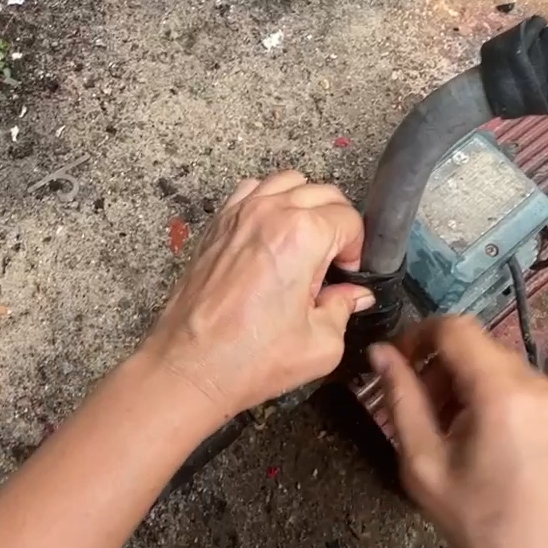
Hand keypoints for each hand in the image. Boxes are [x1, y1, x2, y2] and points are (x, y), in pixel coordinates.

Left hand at [139, 171, 372, 424]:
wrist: (191, 365)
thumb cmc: (250, 357)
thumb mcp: (320, 343)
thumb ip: (344, 307)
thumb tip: (354, 294)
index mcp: (302, 236)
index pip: (349, 218)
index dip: (356, 248)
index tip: (346, 272)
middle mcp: (271, 213)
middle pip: (323, 192)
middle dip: (337, 222)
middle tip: (333, 260)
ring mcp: (241, 212)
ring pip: (288, 181)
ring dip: (305, 203)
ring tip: (305, 240)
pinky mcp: (219, 221)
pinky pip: (252, 189)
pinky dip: (270, 199)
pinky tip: (272, 231)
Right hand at [370, 317, 547, 547]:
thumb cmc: (484, 529)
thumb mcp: (424, 465)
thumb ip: (400, 399)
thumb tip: (380, 353)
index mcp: (503, 393)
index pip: (454, 327)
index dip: (418, 335)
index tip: (398, 361)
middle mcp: (540, 384)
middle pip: (476, 345)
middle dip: (439, 366)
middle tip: (420, 407)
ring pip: (498, 363)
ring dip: (465, 381)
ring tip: (450, 429)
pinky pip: (522, 384)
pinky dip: (494, 395)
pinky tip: (483, 436)